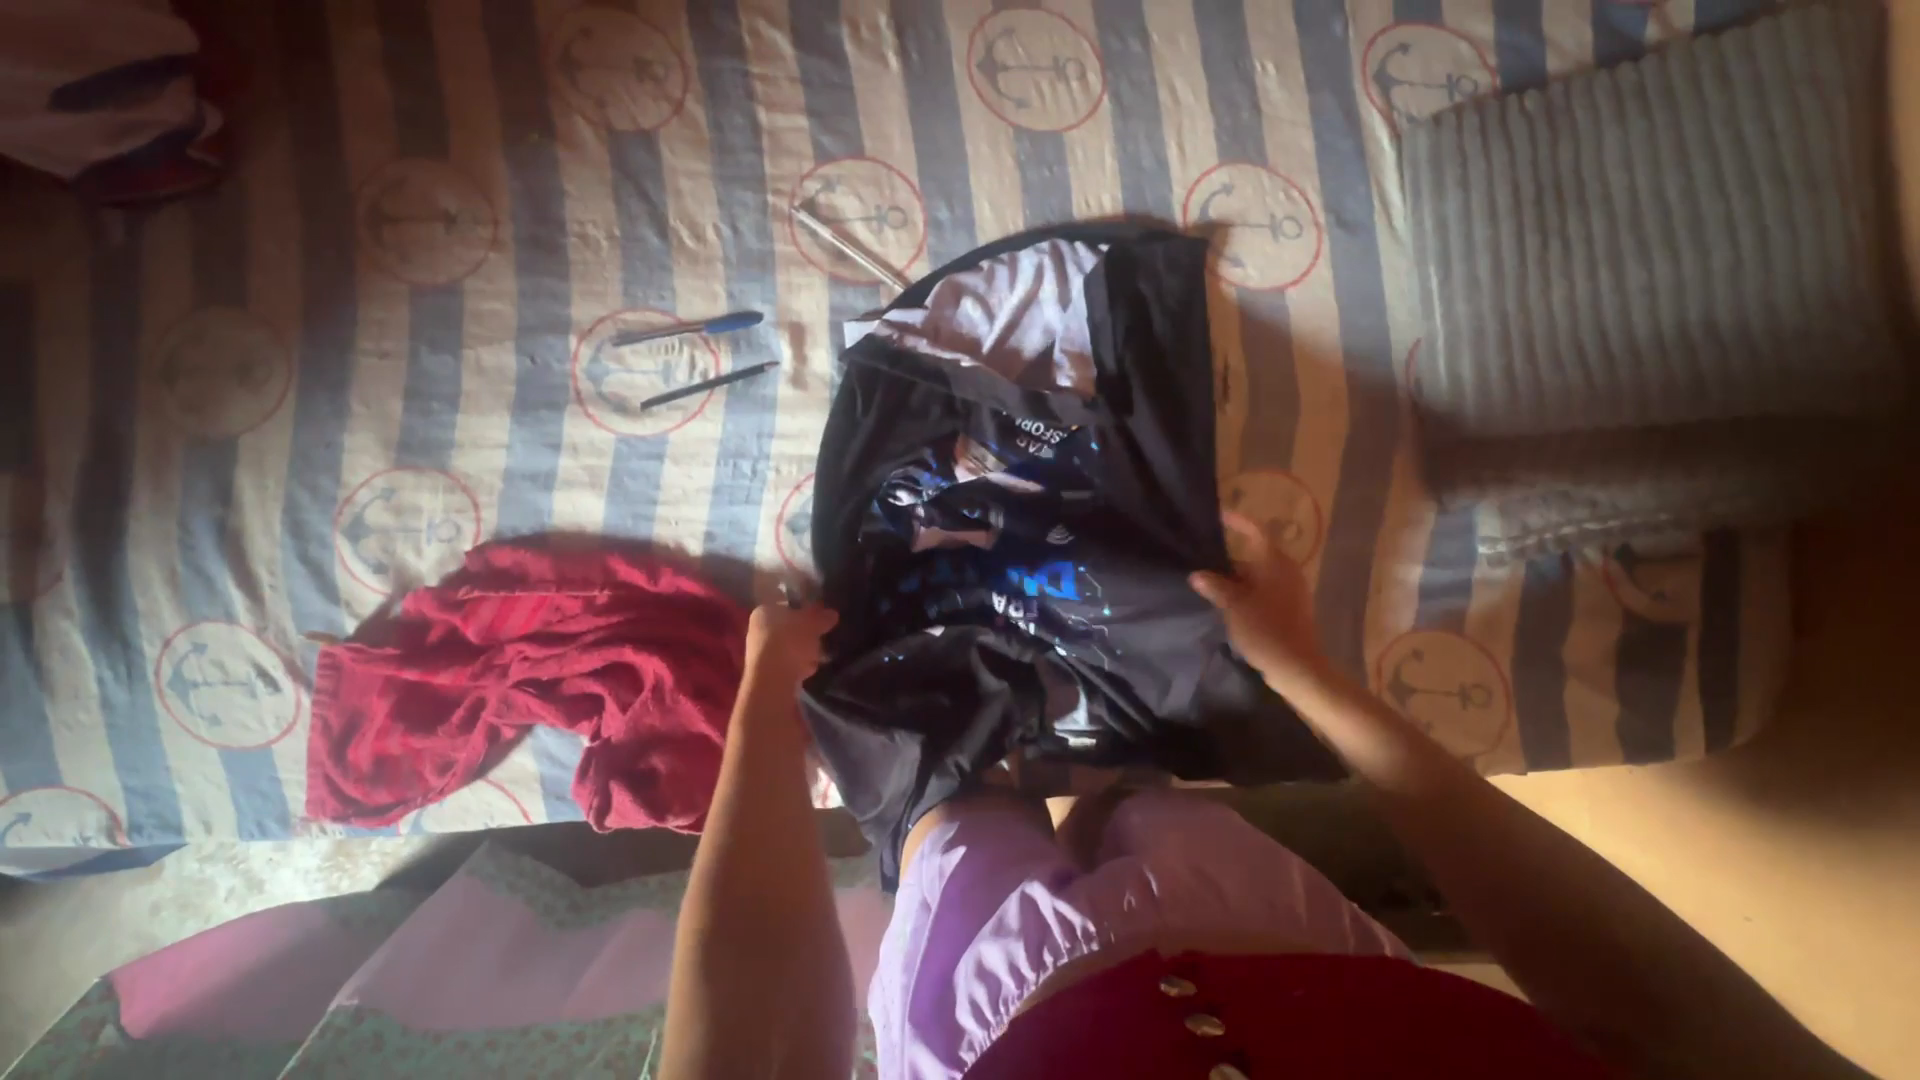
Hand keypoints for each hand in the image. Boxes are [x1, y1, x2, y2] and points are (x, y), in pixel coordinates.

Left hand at [745, 602, 837, 684]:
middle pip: (789, 630)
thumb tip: (832, 614)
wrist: (772, 679)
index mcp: (764, 612)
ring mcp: (759, 653)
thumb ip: (822, 617)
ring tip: (818, 658)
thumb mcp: (812, 623)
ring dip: (804, 653)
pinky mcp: (765, 673)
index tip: (820, 621)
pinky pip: (787, 665)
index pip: (787, 607)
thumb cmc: (790, 641)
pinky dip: (798, 668)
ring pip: (789, 649)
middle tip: (820, 640)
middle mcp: (757, 630)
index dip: (805, 613)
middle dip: (806, 636)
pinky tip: (807, 672)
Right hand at [1189, 512, 1331, 695]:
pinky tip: (1226, 605)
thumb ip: (1215, 586)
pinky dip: (1245, 592)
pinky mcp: (1289, 608)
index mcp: (1275, 562)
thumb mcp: (1233, 606)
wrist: (1297, 667)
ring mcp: (1290, 590)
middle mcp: (1285, 570)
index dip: (1237, 521)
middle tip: (1200, 561)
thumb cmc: (1266, 630)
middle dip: (1227, 559)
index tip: (1218, 515)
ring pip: (1256, 576)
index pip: (1255, 531)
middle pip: (1253, 555)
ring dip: (1234, 579)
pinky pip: (1262, 591)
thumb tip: (1198, 574)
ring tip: (1207, 585)